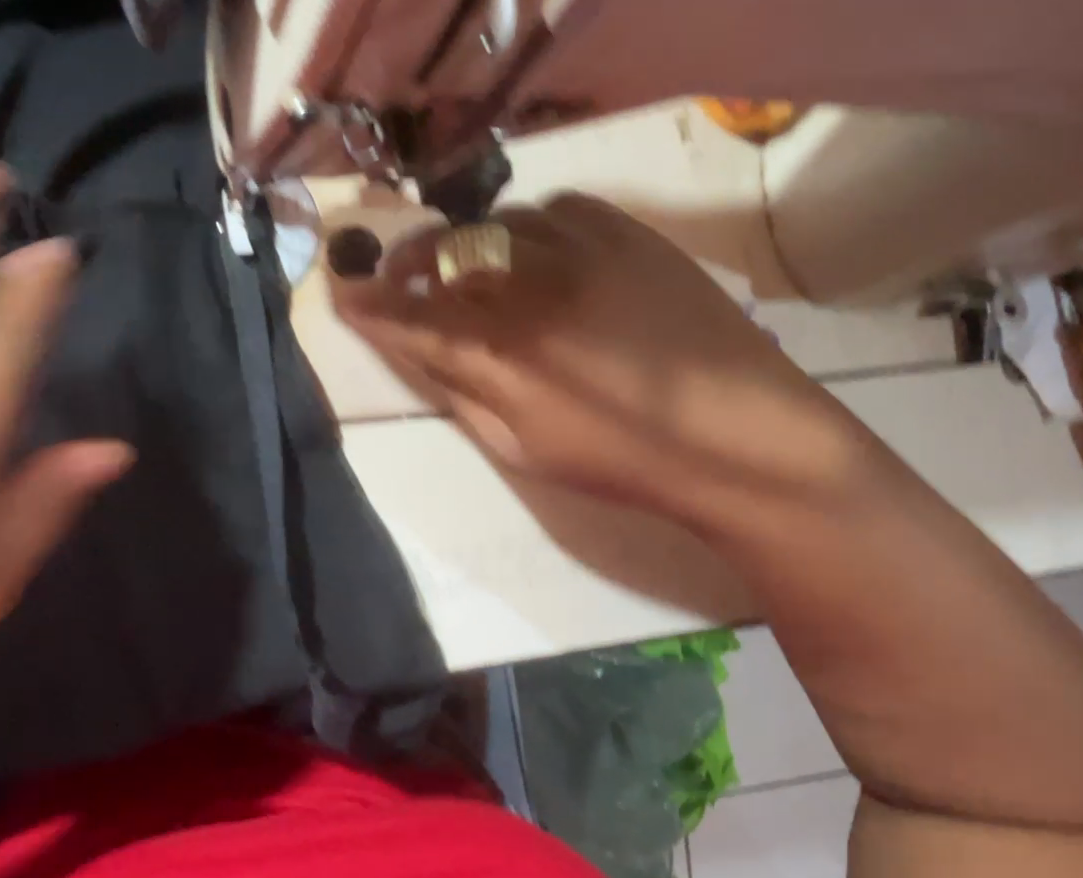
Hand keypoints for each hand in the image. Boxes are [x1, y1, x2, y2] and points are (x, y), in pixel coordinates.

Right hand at [330, 196, 879, 527]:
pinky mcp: (631, 235)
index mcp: (503, 353)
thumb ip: (460, 392)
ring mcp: (586, 252)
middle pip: (447, 253)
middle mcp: (535, 287)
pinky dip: (528, 228)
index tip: (342, 292)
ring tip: (467, 270)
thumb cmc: (619, 462)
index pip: (412, 316)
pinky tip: (534, 255)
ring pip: (497, 224)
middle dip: (410, 263)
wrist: (740, 438)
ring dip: (467, 245)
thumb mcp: (521, 448)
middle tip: (396, 278)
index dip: (369, 304)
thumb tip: (415, 350)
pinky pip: (556, 210)